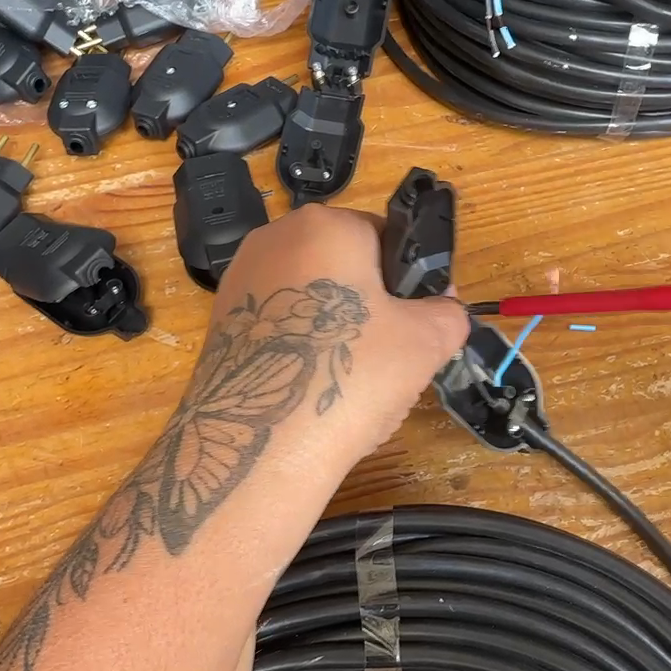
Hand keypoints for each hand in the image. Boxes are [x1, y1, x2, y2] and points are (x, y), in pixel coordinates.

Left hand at [203, 203, 468, 466]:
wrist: (266, 446)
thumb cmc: (354, 376)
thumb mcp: (426, 342)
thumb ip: (448, 312)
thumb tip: (444, 304)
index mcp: (325, 224)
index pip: (386, 238)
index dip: (410, 283)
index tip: (418, 325)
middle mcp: (274, 239)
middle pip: (345, 271)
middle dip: (372, 310)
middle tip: (389, 360)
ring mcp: (241, 281)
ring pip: (313, 304)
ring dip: (341, 335)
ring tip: (353, 384)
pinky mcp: (223, 324)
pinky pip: (284, 330)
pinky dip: (306, 353)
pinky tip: (318, 392)